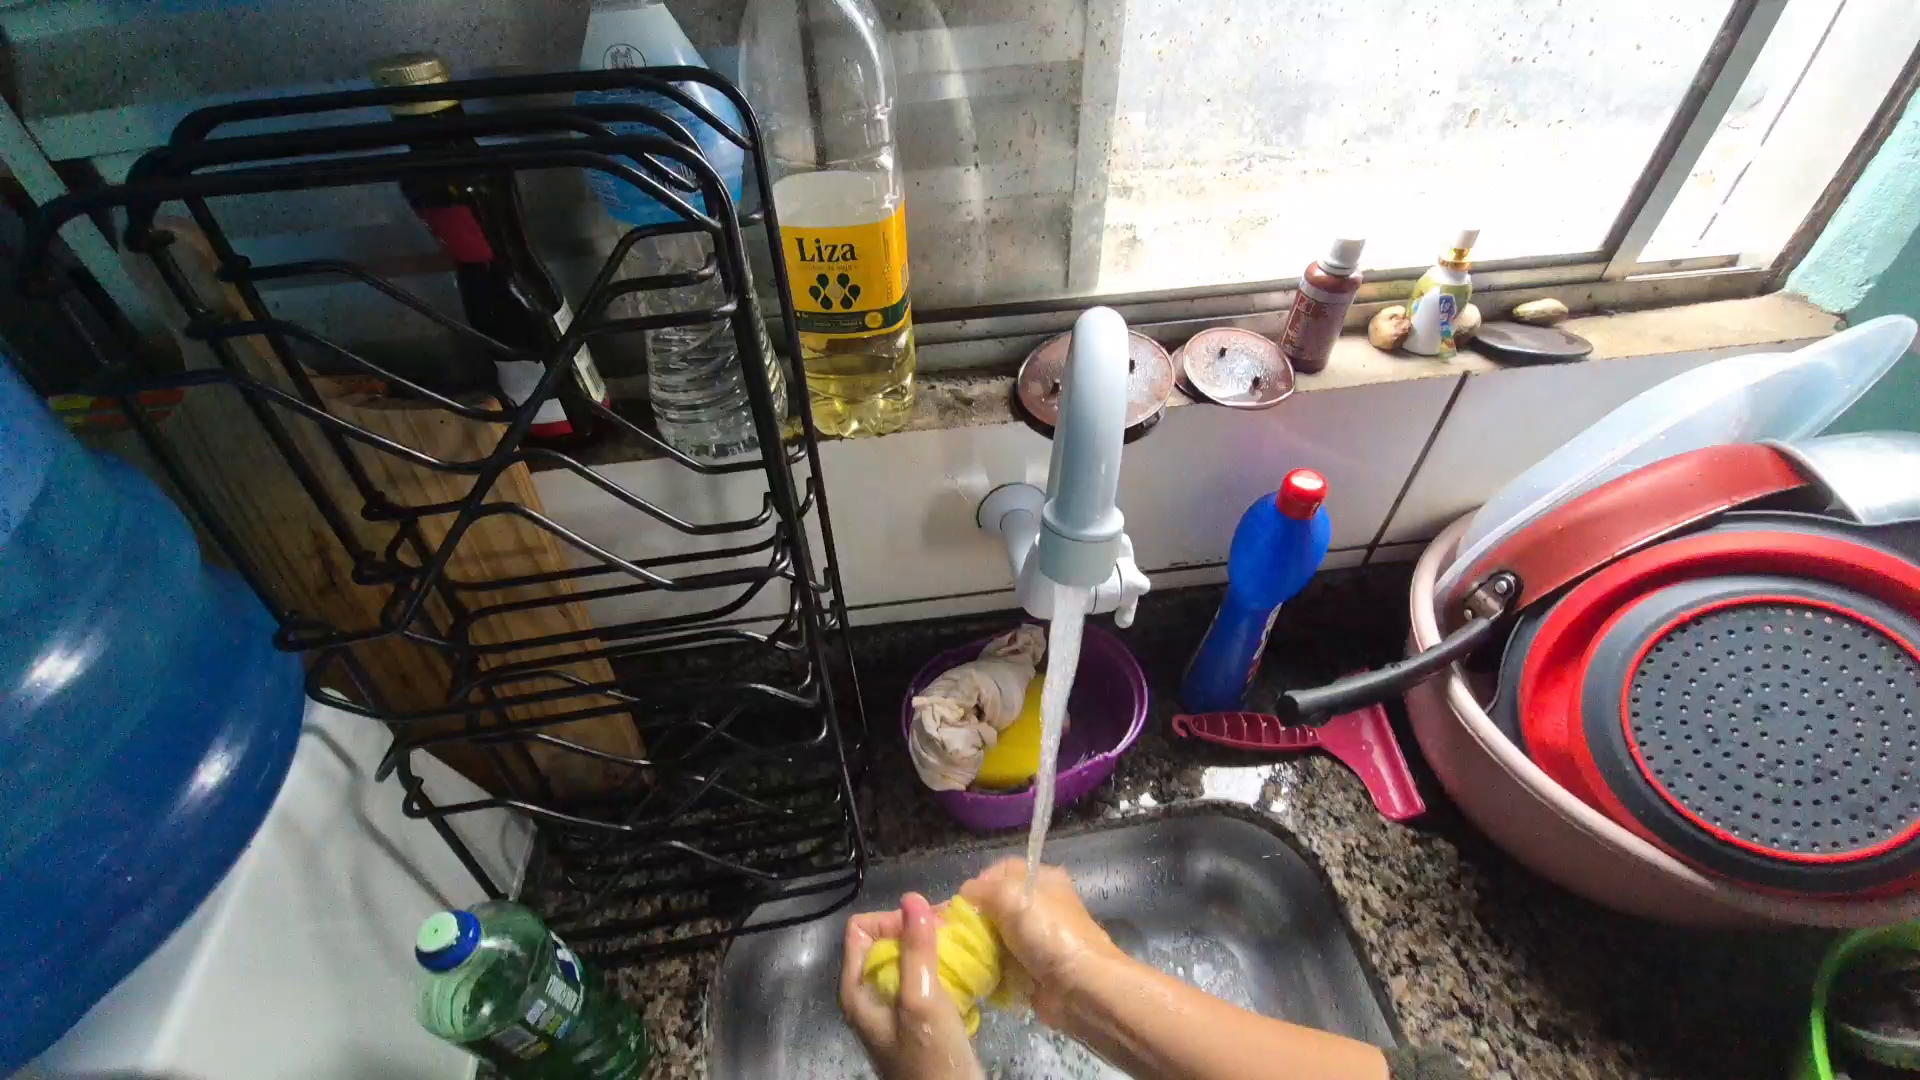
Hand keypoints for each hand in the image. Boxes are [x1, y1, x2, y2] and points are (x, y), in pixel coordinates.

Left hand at [839, 892, 984, 1079]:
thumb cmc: (930, 1057)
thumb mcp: (921, 998)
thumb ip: (916, 948)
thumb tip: (912, 896)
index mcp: (857, 989)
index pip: (862, 928)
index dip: (892, 920)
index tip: (925, 927)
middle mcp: (870, 993)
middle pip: (887, 938)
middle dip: (918, 928)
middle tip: (951, 930)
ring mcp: (894, 1005)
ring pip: (909, 955)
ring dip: (935, 945)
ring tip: (963, 944)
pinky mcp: (917, 1015)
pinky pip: (925, 974)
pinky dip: (943, 964)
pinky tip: (965, 966)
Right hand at [958, 858, 1123, 1024]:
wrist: (1081, 988)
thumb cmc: (1047, 932)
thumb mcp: (1010, 896)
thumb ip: (981, 890)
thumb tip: (964, 894)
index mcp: (1042, 878)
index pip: (1002, 870)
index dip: (980, 883)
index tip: (962, 903)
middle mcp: (1041, 905)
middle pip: (997, 905)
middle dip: (976, 919)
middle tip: (958, 933)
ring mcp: (1038, 939)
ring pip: (998, 937)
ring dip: (982, 947)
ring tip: (966, 956)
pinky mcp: (1034, 969)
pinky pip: (1004, 964)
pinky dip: (992, 970)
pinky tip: (980, 975)